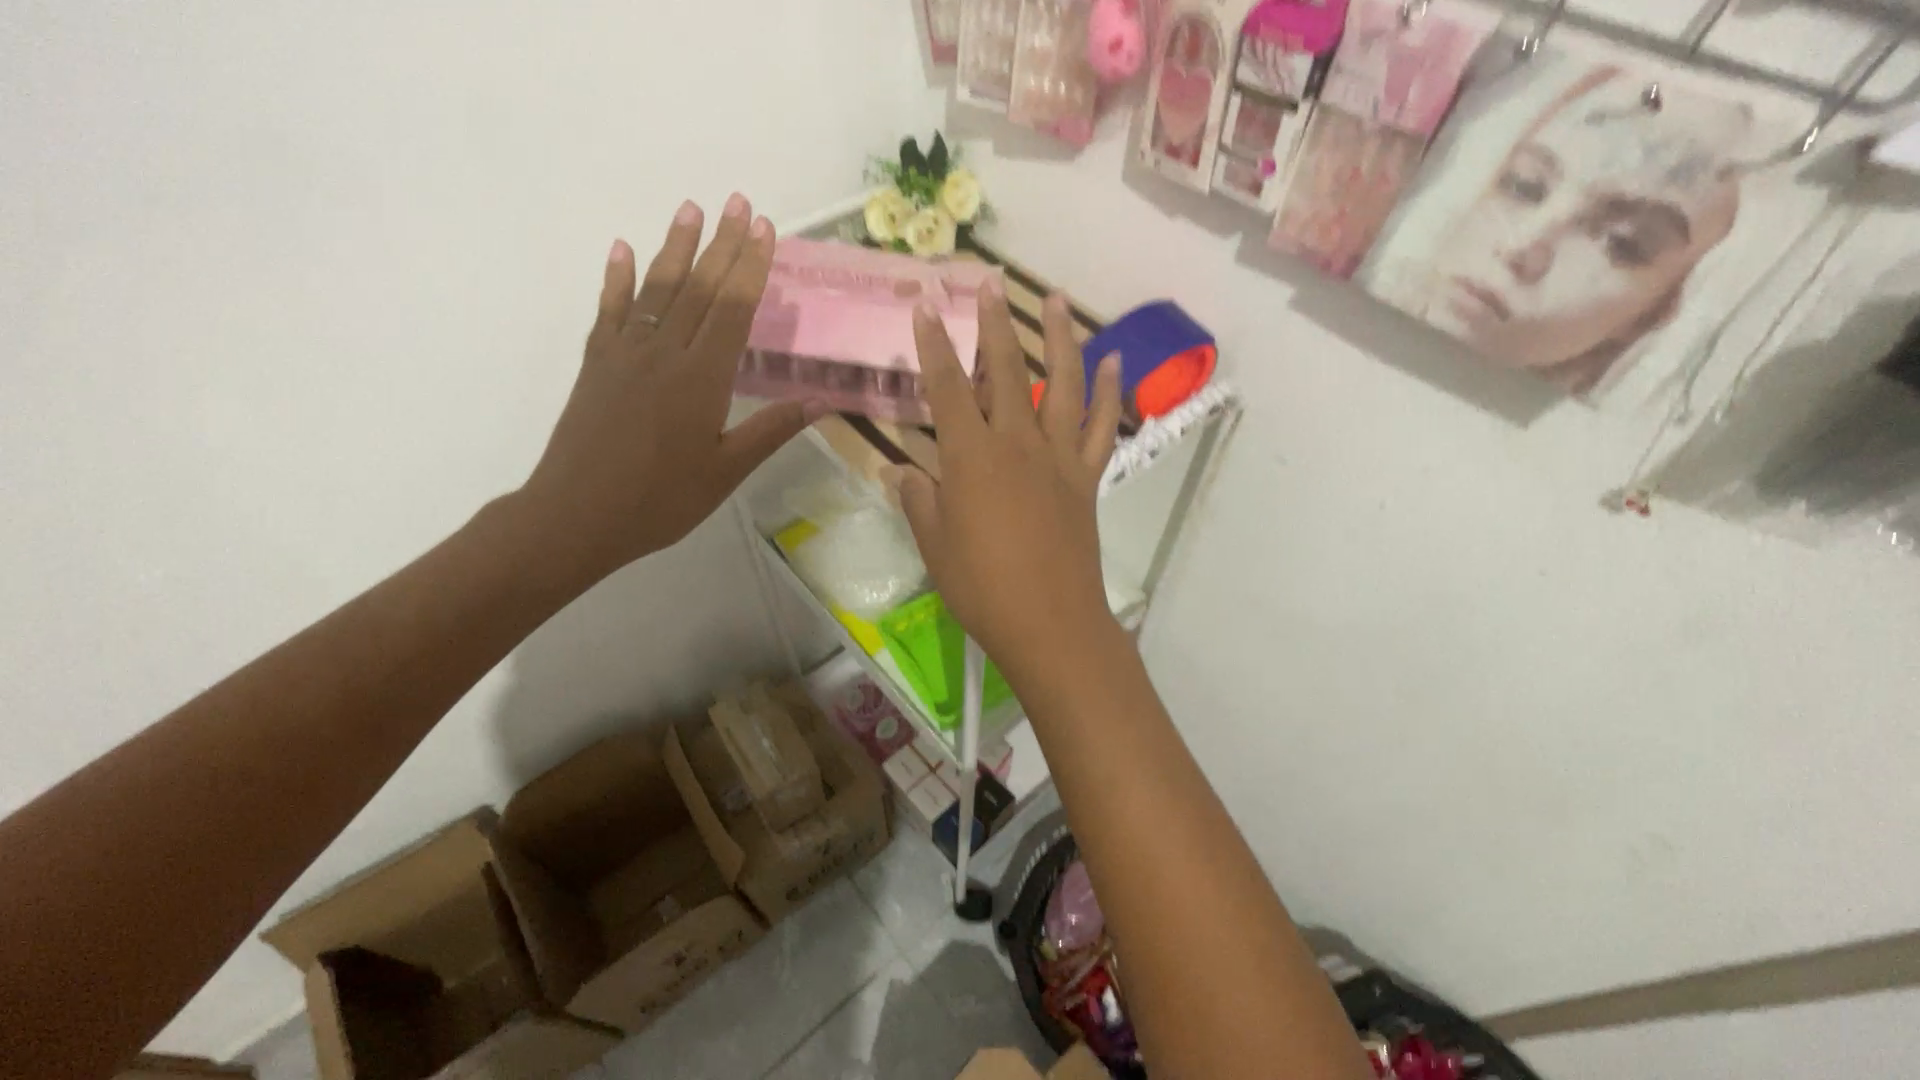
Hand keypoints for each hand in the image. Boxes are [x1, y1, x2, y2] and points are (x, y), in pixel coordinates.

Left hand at [518, 195, 818, 585]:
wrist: (576, 515)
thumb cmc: (660, 500)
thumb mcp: (725, 471)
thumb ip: (771, 431)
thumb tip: (822, 401)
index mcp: (702, 378)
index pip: (733, 308)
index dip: (751, 266)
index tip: (765, 227)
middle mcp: (664, 352)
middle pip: (700, 287)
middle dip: (722, 243)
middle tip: (738, 201)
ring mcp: (625, 353)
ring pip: (657, 289)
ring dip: (675, 246)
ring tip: (691, 208)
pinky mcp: (596, 363)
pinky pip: (609, 310)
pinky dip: (616, 278)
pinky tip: (622, 248)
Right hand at [892, 280, 1123, 677]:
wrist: (1050, 621)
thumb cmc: (982, 586)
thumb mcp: (934, 545)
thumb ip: (918, 501)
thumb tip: (899, 472)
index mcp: (970, 457)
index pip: (947, 388)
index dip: (933, 346)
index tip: (926, 308)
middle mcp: (1016, 443)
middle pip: (1006, 371)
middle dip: (994, 324)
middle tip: (990, 284)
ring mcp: (1058, 456)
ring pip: (1061, 383)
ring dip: (1059, 338)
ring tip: (1056, 298)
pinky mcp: (1086, 477)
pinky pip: (1100, 426)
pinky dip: (1108, 392)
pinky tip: (1112, 363)